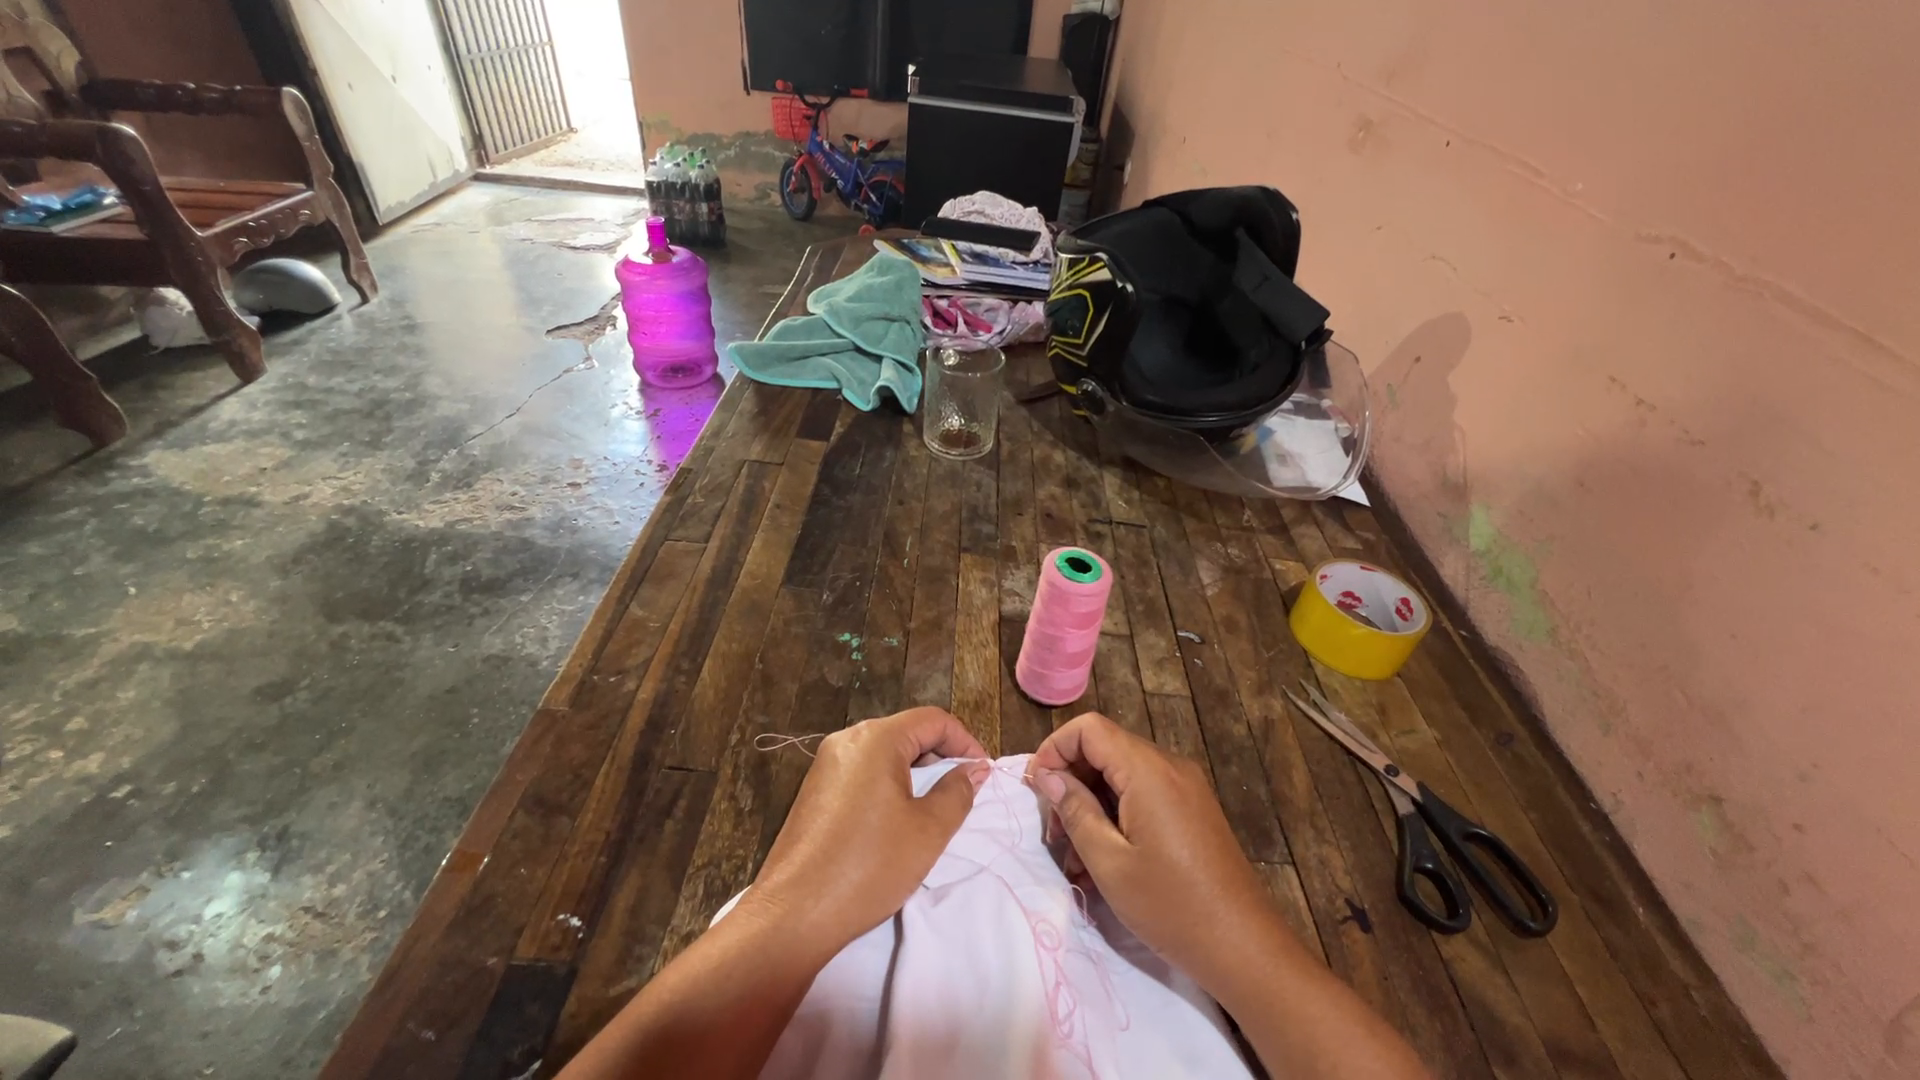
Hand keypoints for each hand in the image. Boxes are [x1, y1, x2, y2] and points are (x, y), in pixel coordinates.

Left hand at [749, 707, 989, 950]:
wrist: (794, 914)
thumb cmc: (869, 866)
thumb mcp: (928, 831)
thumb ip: (958, 792)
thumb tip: (972, 770)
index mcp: (875, 739)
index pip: (933, 720)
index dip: (965, 743)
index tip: (983, 775)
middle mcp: (847, 740)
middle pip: (907, 732)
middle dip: (942, 757)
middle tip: (965, 793)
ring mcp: (826, 765)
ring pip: (885, 754)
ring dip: (917, 774)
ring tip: (936, 810)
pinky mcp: (815, 791)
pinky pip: (863, 774)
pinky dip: (890, 787)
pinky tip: (899, 822)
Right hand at [1028, 712, 1277, 987]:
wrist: (1244, 946)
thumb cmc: (1171, 906)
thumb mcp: (1109, 863)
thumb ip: (1075, 811)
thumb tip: (1047, 775)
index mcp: (1148, 771)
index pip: (1089, 728)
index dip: (1054, 749)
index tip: (1035, 790)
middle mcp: (1169, 766)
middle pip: (1104, 749)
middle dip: (1070, 783)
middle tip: (1053, 834)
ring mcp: (1185, 787)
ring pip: (1121, 775)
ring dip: (1091, 805)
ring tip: (1074, 858)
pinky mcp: (1192, 809)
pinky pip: (1142, 794)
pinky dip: (1116, 815)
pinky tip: (1104, 861)